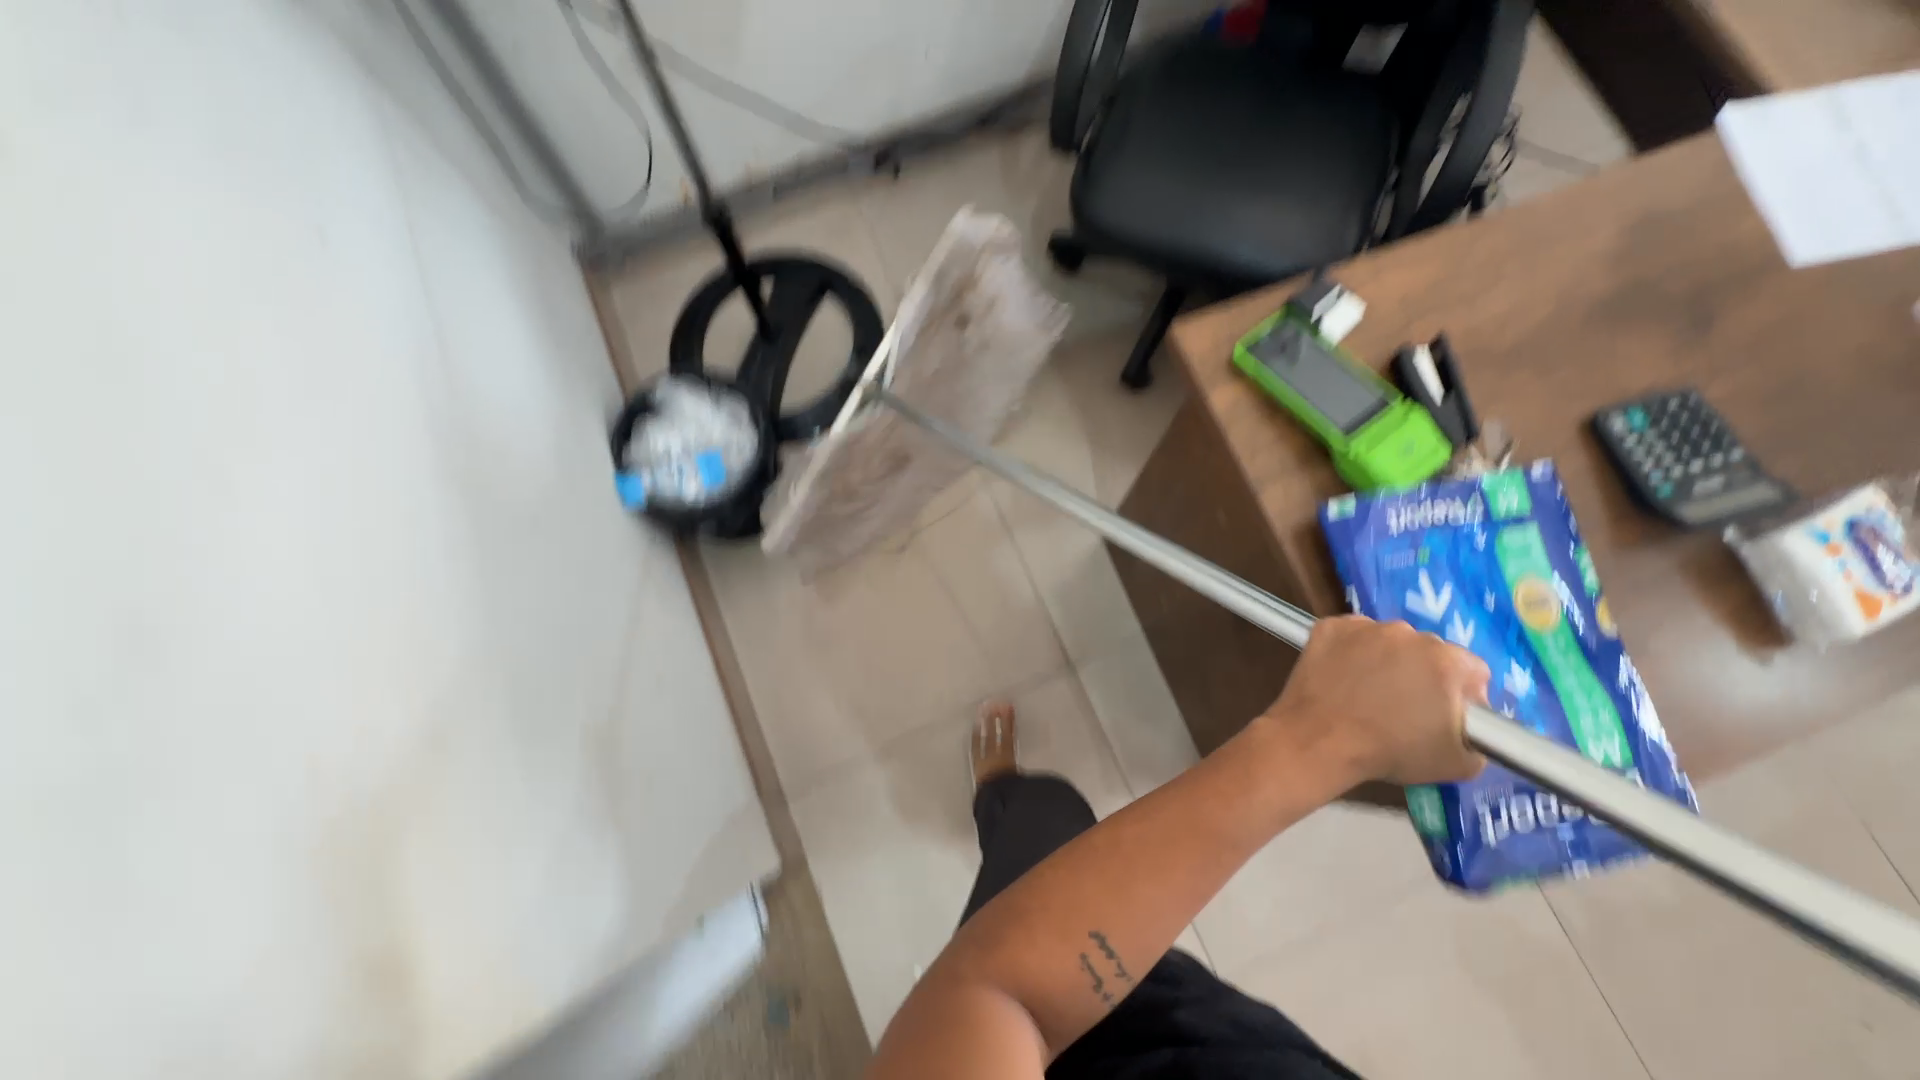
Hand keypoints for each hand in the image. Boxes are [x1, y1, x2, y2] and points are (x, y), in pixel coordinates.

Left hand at [1263, 615, 1489, 786]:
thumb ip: (1482, 740)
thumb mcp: (1457, 763)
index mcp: (1446, 660)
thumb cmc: (1389, 752)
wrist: (1318, 741)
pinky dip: (1350, 651)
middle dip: (1423, 674)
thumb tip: (1476, 726)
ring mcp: (1365, 626)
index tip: (1444, 714)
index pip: (1472, 670)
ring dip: (1386, 659)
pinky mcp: (1330, 627)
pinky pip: (1351, 635)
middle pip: (1429, 651)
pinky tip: (1342, 676)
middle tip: (1403, 706)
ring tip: (1368, 692)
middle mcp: (1407, 633)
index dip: (1464, 694)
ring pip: (1388, 640)